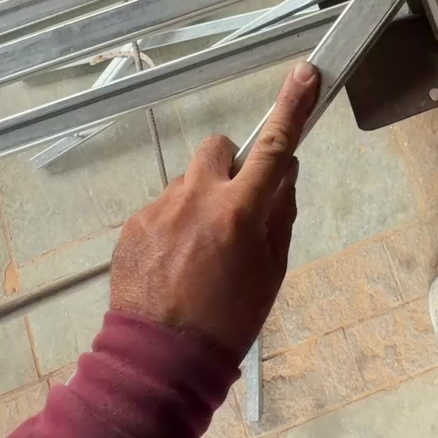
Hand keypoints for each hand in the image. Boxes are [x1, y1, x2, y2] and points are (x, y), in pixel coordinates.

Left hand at [109, 61, 319, 363]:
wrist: (156, 365)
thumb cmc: (229, 319)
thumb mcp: (272, 269)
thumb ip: (279, 212)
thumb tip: (284, 170)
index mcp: (239, 212)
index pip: (274, 146)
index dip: (292, 106)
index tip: (305, 73)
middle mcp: (197, 199)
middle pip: (219, 147)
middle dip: (230, 165)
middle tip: (233, 203)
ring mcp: (159, 209)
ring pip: (189, 179)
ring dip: (199, 198)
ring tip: (197, 248)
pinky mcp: (133, 224)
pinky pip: (163, 205)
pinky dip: (174, 222)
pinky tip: (173, 261)